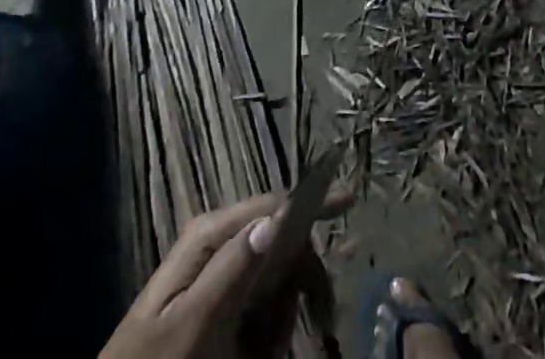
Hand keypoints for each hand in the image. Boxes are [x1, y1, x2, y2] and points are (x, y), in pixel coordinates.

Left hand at [99, 193, 336, 358]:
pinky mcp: (224, 297)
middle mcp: (219, 242)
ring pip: (279, 275)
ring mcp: (222, 270)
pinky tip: (261, 351)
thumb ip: (233, 268)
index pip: (273, 204)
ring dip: (286, 311)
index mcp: (211, 235)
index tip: (350, 200)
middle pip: (284, 242)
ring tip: (270, 350)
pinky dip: (272, 326)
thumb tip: (274, 220)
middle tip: (321, 318)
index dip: (313, 199)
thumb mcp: (194, 320)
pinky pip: (265, 301)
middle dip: (303, 279)